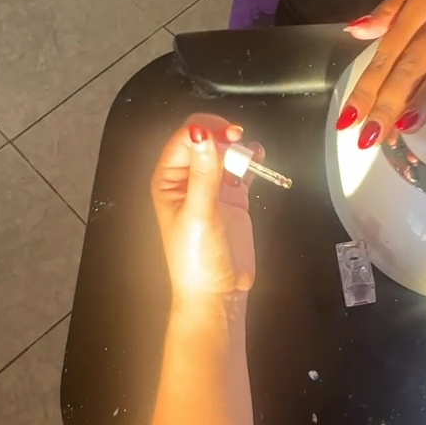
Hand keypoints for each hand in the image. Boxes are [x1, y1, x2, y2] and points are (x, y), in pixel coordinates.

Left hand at [151, 115, 258, 300]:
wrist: (216, 294)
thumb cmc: (196, 259)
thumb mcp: (199, 214)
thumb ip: (204, 174)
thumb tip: (203, 134)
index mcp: (168, 180)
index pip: (184, 140)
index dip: (205, 130)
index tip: (229, 133)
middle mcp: (187, 180)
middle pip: (204, 142)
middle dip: (221, 134)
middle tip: (240, 139)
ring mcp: (211, 188)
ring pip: (223, 153)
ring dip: (236, 146)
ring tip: (251, 151)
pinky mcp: (232, 199)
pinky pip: (240, 170)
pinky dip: (249, 160)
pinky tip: (257, 157)